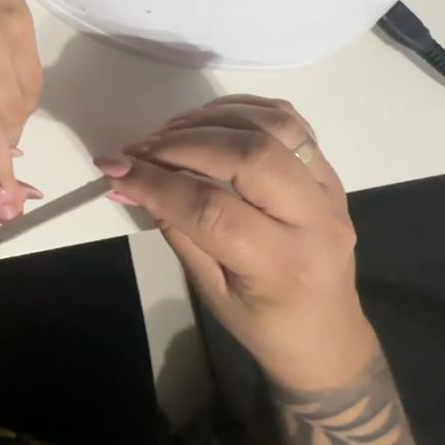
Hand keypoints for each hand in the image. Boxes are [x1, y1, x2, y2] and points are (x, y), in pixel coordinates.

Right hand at [98, 96, 377, 390]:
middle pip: (250, 155)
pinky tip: (208, 120)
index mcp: (281, 265)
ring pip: (275, 127)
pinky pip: (291, 122)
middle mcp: (316, 222)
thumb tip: (123, 179)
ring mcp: (330, 192)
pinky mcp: (331, 174)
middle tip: (140, 149)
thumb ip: (172, 225)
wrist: (326, 335)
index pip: (211, 209)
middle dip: (184, 143)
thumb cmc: (261, 321)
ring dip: (213, 118)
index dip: (156, 182)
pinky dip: (244, 110)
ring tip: (169, 131)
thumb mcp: (207, 286)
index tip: (113, 167)